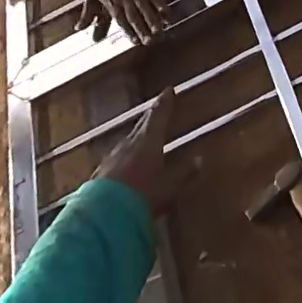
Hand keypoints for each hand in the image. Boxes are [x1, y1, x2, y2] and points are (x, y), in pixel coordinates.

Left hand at [81, 0, 165, 42]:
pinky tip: (166, 14)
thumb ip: (86, 14)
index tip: (136, 41)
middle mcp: (125, 0)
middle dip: (143, 31)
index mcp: (112, 5)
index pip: (121, 22)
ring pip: (146, 9)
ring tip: (159, 31)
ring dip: (153, 21)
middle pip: (135, 18)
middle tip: (150, 41)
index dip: (129, 32)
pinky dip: (161, 5)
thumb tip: (78, 28)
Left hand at [94, 89, 181, 212]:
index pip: (158, 116)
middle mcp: (130, 143)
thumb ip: (184, 173)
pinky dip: (127, 152)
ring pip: (130, 139)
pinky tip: (127, 159)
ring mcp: (113, 156)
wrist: (103, 213)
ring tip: (145, 132)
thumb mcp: (169, 187)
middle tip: (157, 107)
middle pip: (142, 125)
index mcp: (148, 142)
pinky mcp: (102, 170)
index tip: (168, 89)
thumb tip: (199, 159)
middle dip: (151, 116)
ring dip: (139, 134)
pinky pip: (119, 155)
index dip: (165, 103)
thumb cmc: (142, 196)